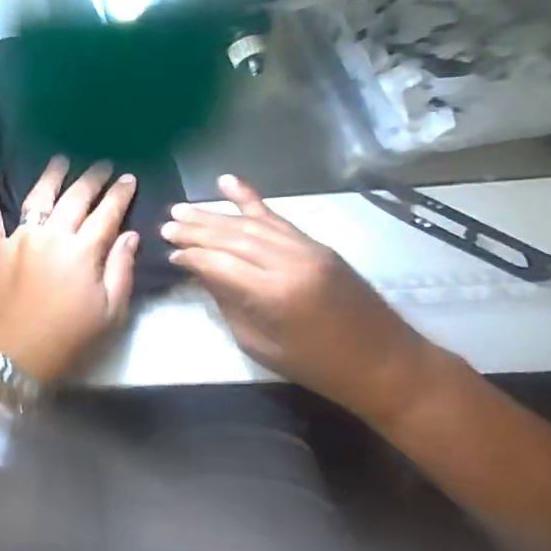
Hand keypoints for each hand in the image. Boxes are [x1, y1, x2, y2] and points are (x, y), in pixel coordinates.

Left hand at [0, 157, 139, 381]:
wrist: (11, 360)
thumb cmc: (67, 340)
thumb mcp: (109, 313)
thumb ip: (121, 270)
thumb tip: (130, 234)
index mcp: (83, 251)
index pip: (107, 214)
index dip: (120, 194)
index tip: (128, 178)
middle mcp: (52, 236)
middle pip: (76, 199)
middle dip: (93, 179)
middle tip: (103, 164)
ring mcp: (19, 238)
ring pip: (38, 197)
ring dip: (52, 176)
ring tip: (62, 160)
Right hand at [162, 174, 436, 423]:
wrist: (383, 361)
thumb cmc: (318, 367)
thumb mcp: (262, 345)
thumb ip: (230, 303)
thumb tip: (202, 271)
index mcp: (274, 294)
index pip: (220, 263)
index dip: (192, 255)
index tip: (169, 252)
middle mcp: (289, 261)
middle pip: (233, 236)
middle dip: (197, 229)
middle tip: (168, 223)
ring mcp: (306, 247)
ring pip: (252, 223)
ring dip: (216, 214)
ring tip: (184, 209)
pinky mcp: (316, 243)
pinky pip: (277, 218)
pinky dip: (251, 200)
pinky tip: (228, 183)